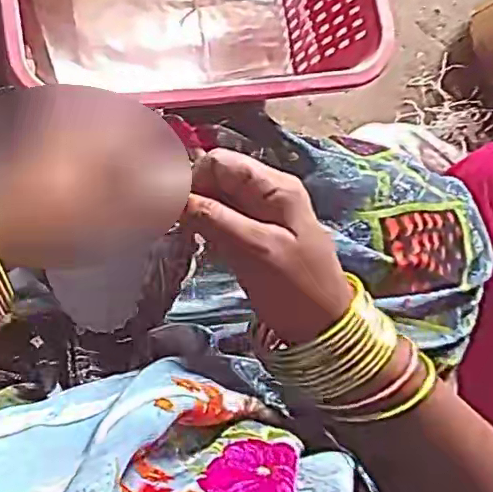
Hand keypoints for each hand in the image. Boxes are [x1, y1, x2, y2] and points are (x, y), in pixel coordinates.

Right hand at [181, 149, 354, 343]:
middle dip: (191, 196)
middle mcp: (266, 193)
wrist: (322, 329)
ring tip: (187, 237)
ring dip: (195, 213)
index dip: (193, 179)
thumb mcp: (254, 250)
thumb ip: (213, 218)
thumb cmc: (295, 288)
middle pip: (215, 178)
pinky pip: (219, 219)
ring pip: (214, 199)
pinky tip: (199, 245)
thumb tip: (170, 196)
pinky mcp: (251, 235)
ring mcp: (259, 214)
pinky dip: (203, 228)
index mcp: (275, 187)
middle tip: (178, 225)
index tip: (175, 208)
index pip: (219, 162)